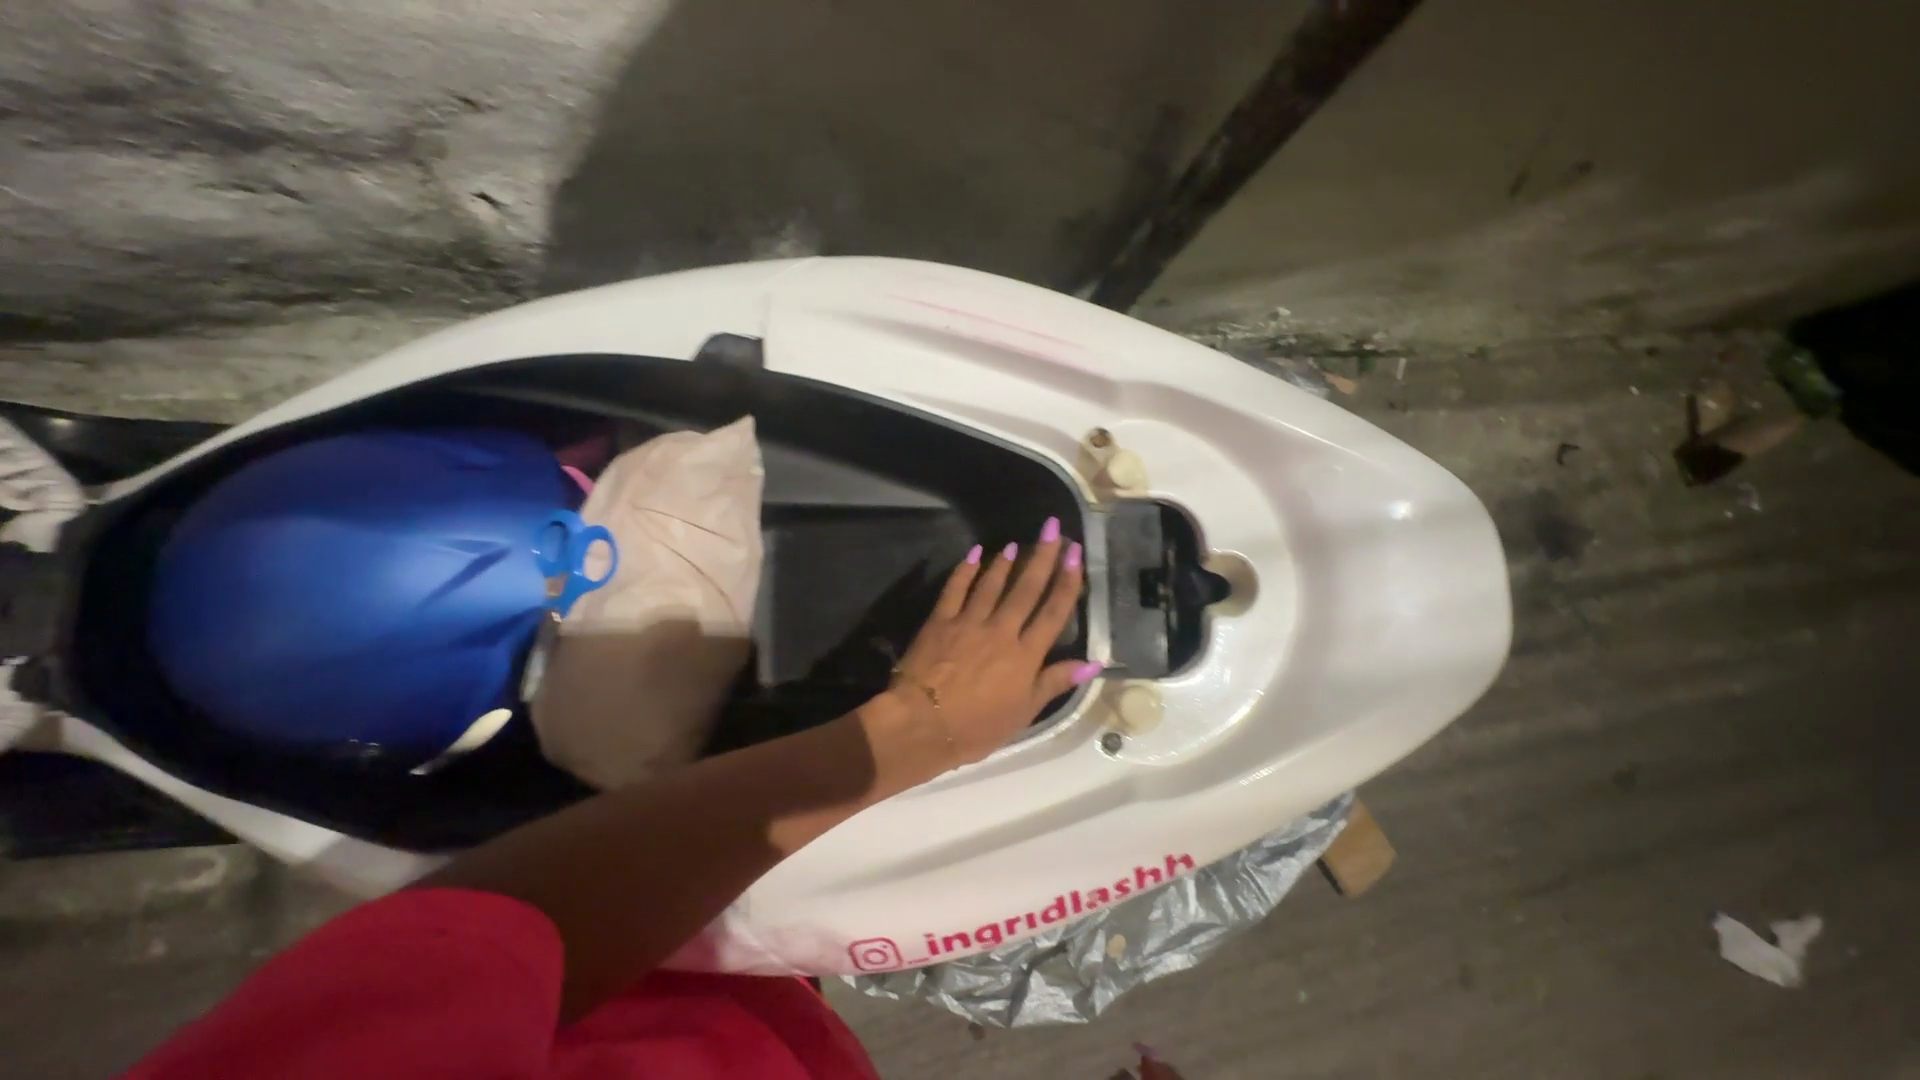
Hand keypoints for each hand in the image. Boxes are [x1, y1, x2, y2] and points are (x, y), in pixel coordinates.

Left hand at [863, 516, 1099, 778]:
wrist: (923, 723)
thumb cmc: (977, 727)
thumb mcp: (1024, 713)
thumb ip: (1055, 682)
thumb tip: (1092, 662)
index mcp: (1026, 654)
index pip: (1053, 612)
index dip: (1067, 581)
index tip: (1075, 553)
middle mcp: (1002, 630)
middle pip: (1027, 588)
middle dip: (1043, 556)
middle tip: (1052, 528)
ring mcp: (969, 622)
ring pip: (992, 584)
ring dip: (1006, 562)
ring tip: (1017, 543)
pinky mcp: (940, 621)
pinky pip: (956, 589)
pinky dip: (966, 570)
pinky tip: (974, 554)